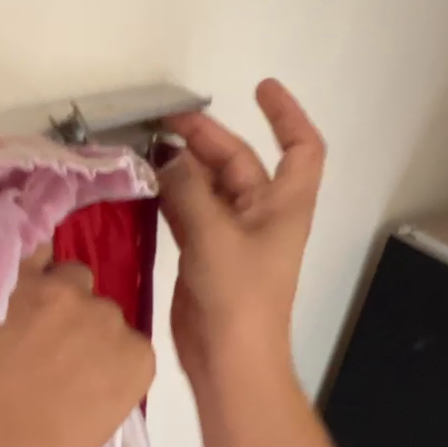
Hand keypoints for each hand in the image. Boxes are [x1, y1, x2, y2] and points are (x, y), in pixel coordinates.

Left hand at [0, 247, 154, 446]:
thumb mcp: (82, 439)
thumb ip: (96, 394)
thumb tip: (77, 379)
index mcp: (134, 364)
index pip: (127, 348)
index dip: (97, 360)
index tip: (72, 376)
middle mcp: (107, 317)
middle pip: (98, 311)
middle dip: (75, 327)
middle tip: (39, 352)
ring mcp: (59, 289)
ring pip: (67, 277)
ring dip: (51, 295)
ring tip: (17, 319)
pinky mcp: (13, 273)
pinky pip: (27, 256)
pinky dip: (20, 271)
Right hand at [159, 79, 324, 390]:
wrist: (229, 358)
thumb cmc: (238, 296)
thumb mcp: (214, 235)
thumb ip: (188, 190)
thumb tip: (169, 159)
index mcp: (283, 205)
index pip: (301, 148)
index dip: (286, 114)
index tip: (259, 88)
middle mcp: (260, 215)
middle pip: (238, 162)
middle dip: (208, 139)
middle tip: (166, 123)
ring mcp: (230, 236)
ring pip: (208, 187)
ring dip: (183, 167)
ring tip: (148, 148)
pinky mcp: (204, 256)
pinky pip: (188, 213)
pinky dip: (170, 197)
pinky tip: (146, 185)